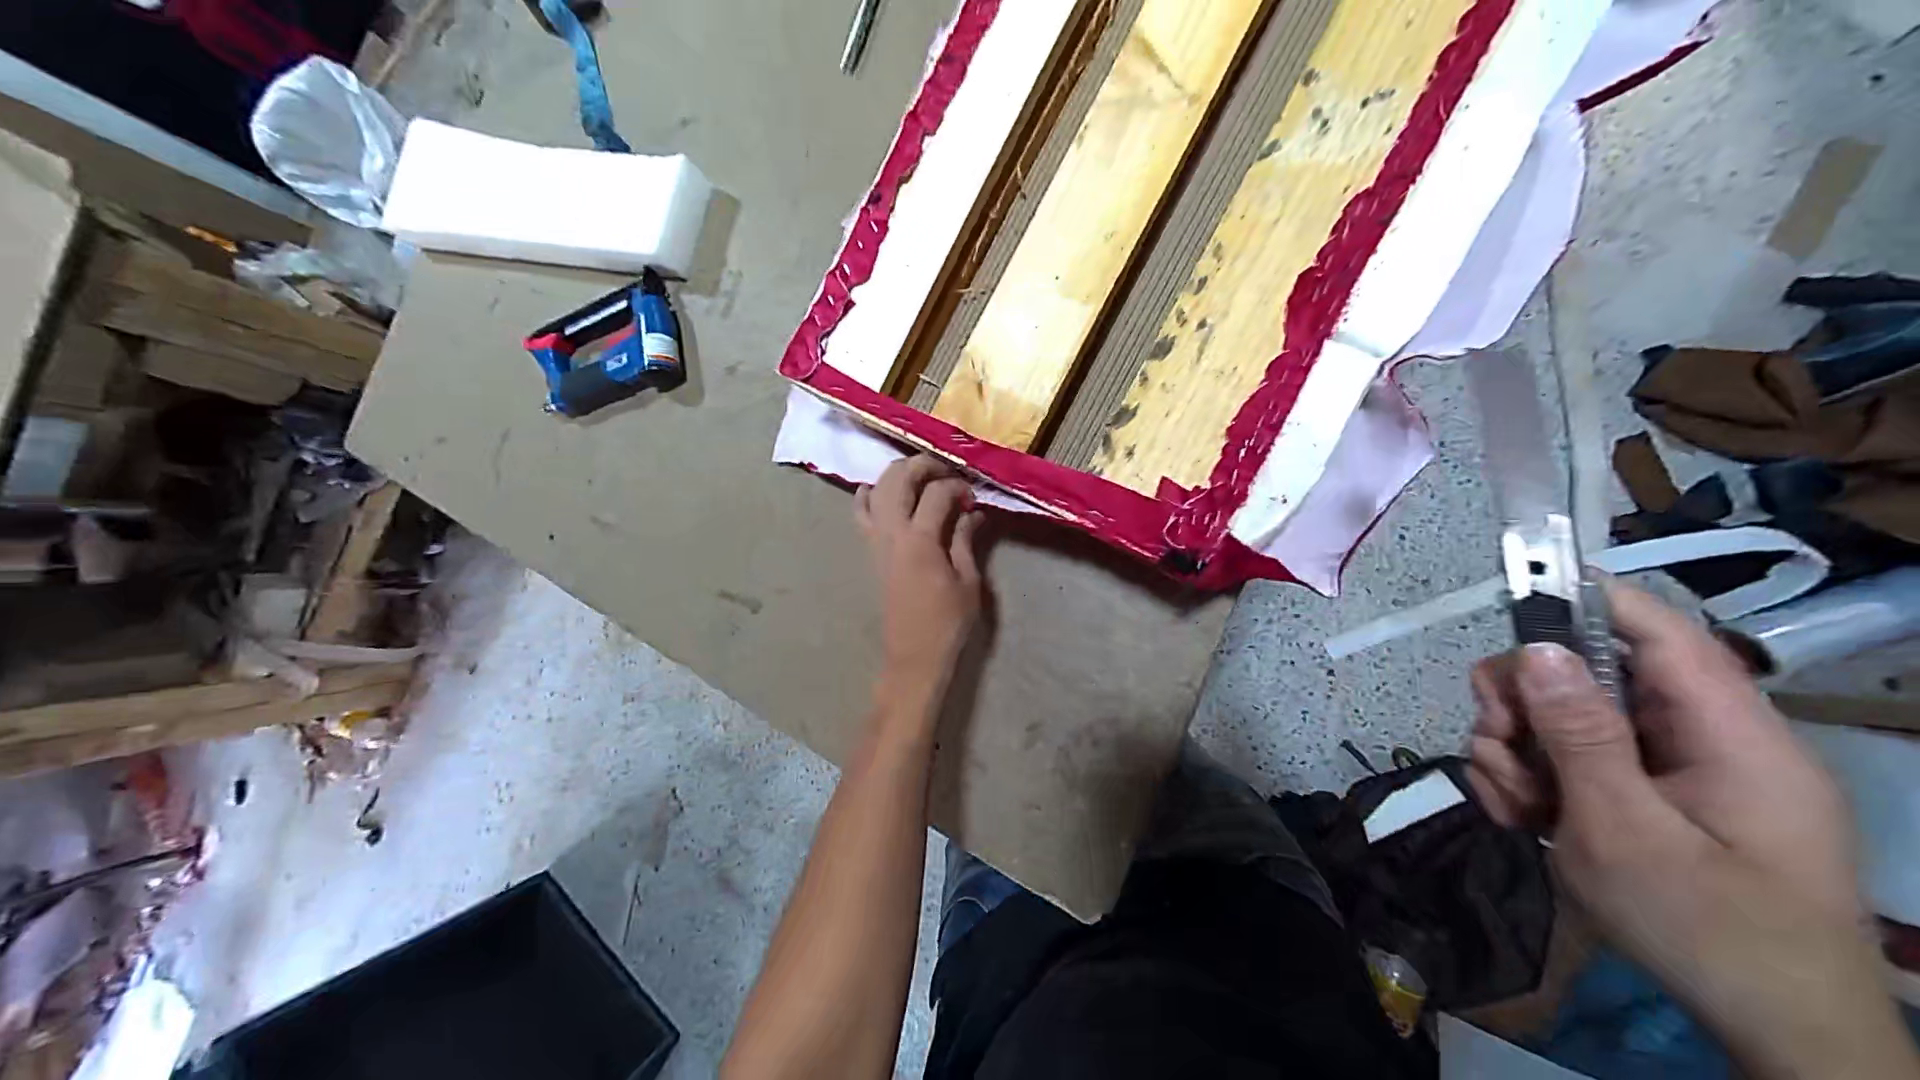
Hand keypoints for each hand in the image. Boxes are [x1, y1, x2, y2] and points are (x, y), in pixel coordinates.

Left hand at [855, 456, 986, 709]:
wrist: (913, 654)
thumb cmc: (948, 622)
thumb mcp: (968, 580)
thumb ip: (966, 539)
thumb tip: (973, 511)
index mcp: (920, 540)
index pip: (937, 492)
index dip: (958, 486)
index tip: (973, 497)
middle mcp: (891, 532)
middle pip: (899, 478)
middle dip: (924, 465)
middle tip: (947, 473)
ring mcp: (875, 539)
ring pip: (878, 488)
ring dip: (899, 474)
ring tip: (923, 479)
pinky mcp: (870, 550)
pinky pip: (862, 512)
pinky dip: (870, 495)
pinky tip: (882, 491)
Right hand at [1468, 582, 1917, 1079]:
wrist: (1775, 1036)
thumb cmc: (1708, 931)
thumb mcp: (1624, 833)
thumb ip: (1581, 737)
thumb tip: (1540, 651)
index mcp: (1731, 739)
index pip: (1665, 637)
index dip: (1592, 602)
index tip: (1514, 593)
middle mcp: (1701, 740)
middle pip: (1589, 675)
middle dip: (1522, 702)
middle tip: (1495, 743)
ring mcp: (1669, 770)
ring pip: (1562, 719)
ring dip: (1516, 750)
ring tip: (1513, 804)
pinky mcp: (1641, 795)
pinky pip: (1566, 760)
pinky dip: (1529, 780)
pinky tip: (1522, 818)